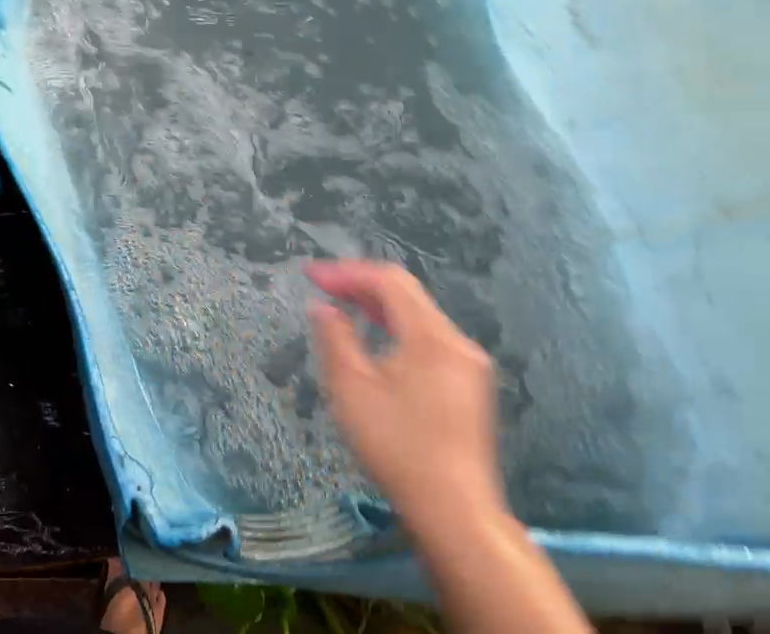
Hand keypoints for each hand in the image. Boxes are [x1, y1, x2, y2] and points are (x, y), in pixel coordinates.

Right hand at [305, 260, 504, 531]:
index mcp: (432, 339)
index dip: (348, 272)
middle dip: (361, 285)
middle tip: (319, 286)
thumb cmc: (395, 442)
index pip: (391, 282)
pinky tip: (373, 337)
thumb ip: (335, 337)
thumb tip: (323, 307)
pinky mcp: (468, 385)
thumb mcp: (350, 387)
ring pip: (420, 316)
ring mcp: (468, 366)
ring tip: (339, 306)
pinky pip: (428, 338)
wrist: (453, 505)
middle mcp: (458, 345)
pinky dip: (396, 326)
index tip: (309, 275)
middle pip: (409, 295)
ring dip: (378, 305)